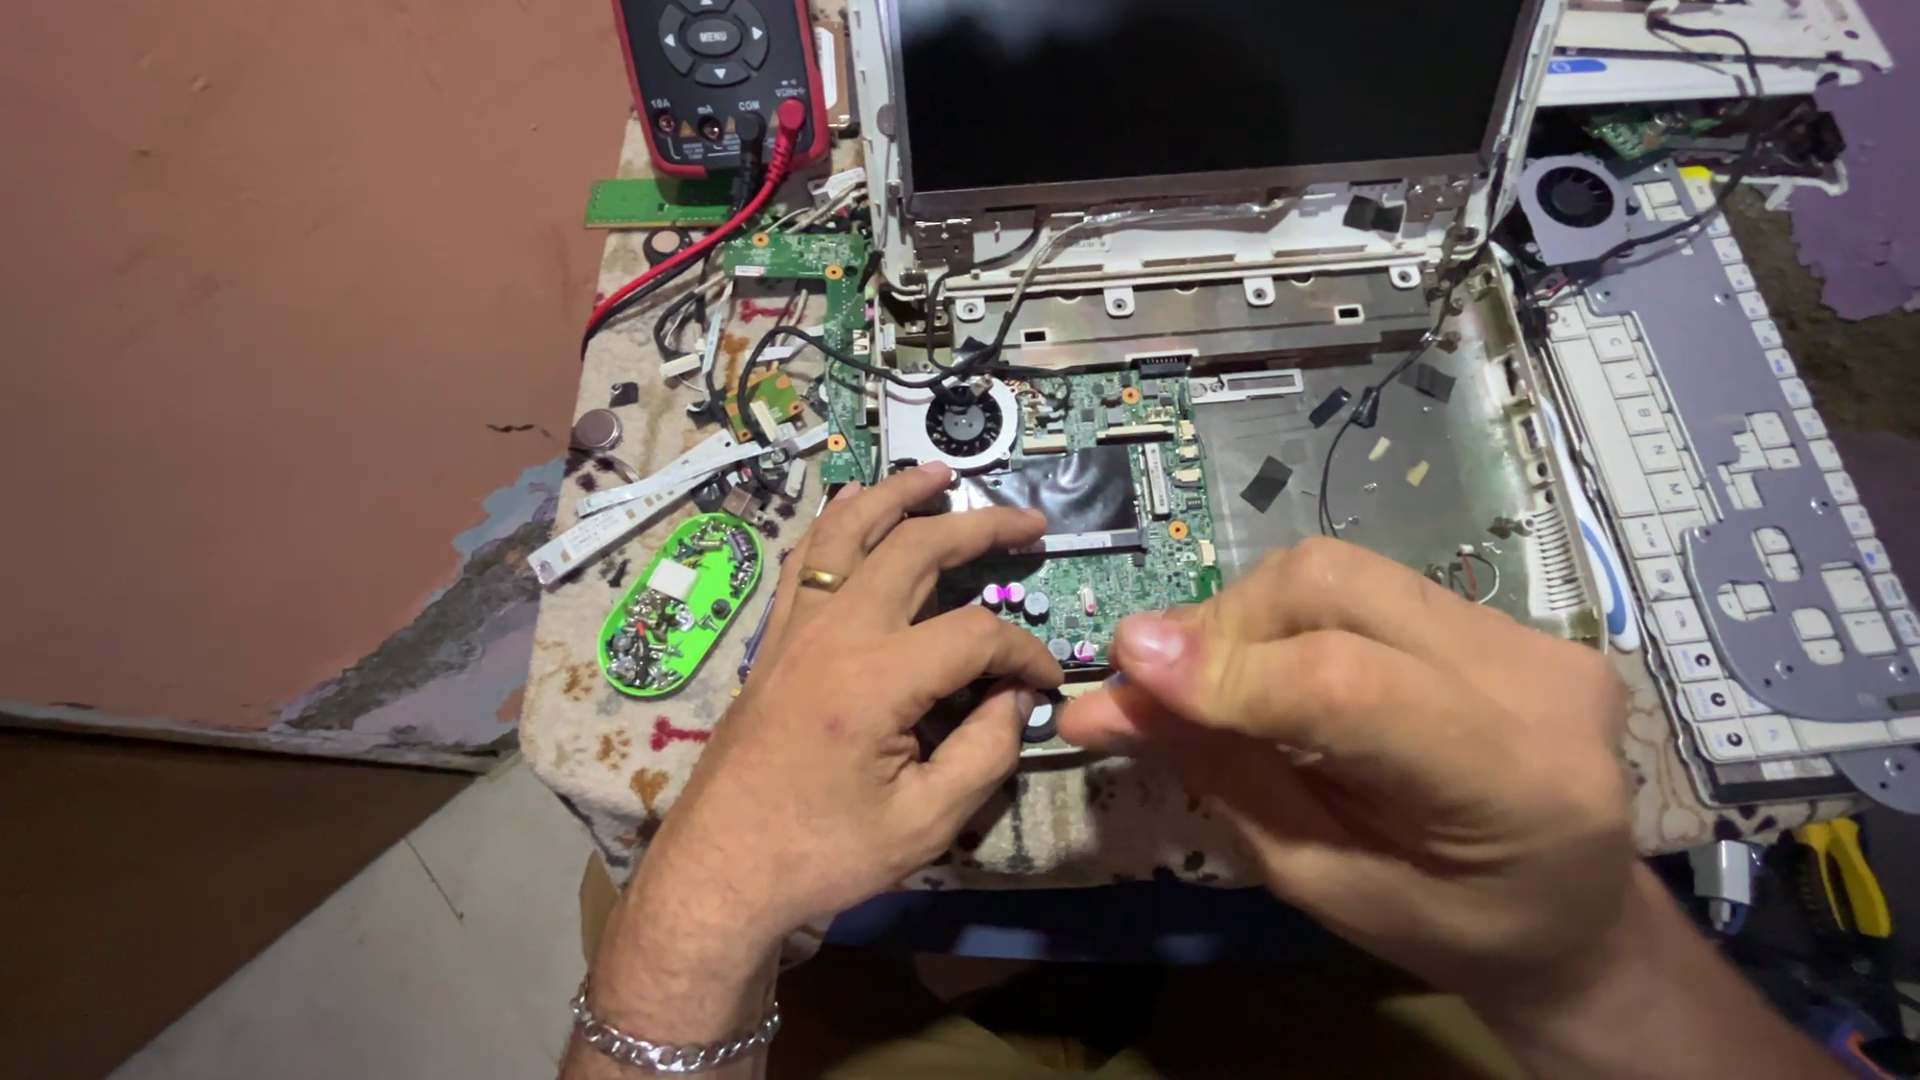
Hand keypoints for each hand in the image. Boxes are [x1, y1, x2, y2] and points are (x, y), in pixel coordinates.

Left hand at [638, 463, 1063, 943]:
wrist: (721, 870)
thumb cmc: (822, 854)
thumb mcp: (925, 824)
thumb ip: (986, 751)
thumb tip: (1016, 693)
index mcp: (875, 682)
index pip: (974, 634)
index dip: (1024, 651)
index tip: (1046, 679)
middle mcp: (835, 633)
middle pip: (916, 549)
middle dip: (981, 528)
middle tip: (1030, 522)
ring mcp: (797, 626)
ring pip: (849, 531)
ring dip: (899, 495)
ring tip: (939, 474)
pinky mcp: (776, 636)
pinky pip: (806, 559)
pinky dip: (838, 523)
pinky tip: (857, 507)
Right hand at [1059, 537, 1635, 1008]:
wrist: (1575, 913)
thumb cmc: (1441, 924)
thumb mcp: (1314, 875)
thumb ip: (1214, 773)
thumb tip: (1097, 706)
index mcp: (1514, 785)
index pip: (1348, 686)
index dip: (1226, 669)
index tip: (1124, 668)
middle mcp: (1533, 680)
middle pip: (1331, 584)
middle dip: (1220, 623)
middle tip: (1160, 679)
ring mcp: (1525, 633)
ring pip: (1333, 569)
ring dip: (1242, 615)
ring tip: (1213, 677)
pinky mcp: (1499, 613)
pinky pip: (1355, 583)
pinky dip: (1280, 616)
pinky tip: (1271, 666)